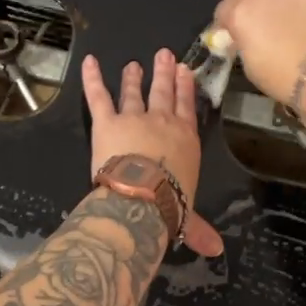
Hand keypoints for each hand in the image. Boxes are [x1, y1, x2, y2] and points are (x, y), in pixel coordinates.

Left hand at [82, 50, 224, 256]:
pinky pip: (98, 95)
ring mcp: (133, 117)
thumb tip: (216, 250)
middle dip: (165, 73)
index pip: (186, 109)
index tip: (186, 72)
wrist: (141, 197)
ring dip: (133, 77)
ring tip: (133, 64)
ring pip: (133, 92)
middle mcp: (162, 122)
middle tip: (165, 55)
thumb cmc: (169, 204)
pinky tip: (89, 62)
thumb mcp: (186, 215)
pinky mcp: (106, 121)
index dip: (185, 89)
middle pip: (163, 93)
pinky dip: (92, 78)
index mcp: (185, 140)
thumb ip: (197, 228)